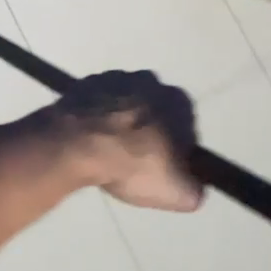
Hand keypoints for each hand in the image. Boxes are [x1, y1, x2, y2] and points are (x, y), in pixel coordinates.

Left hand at [43, 70, 201, 211]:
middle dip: (148, 132)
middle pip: (155, 113)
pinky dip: (96, 116)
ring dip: (121, 122)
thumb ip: (196, 187)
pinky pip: (97, 102)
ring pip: (124, 105)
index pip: (187, 130)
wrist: (75, 143)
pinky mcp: (83, 82)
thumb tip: (191, 183)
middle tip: (134, 161)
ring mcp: (111, 77)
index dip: (177, 153)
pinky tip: (90, 137)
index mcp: (177, 100)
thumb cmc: (133, 164)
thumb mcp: (182, 194)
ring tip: (109, 151)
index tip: (162, 169)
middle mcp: (148, 79)